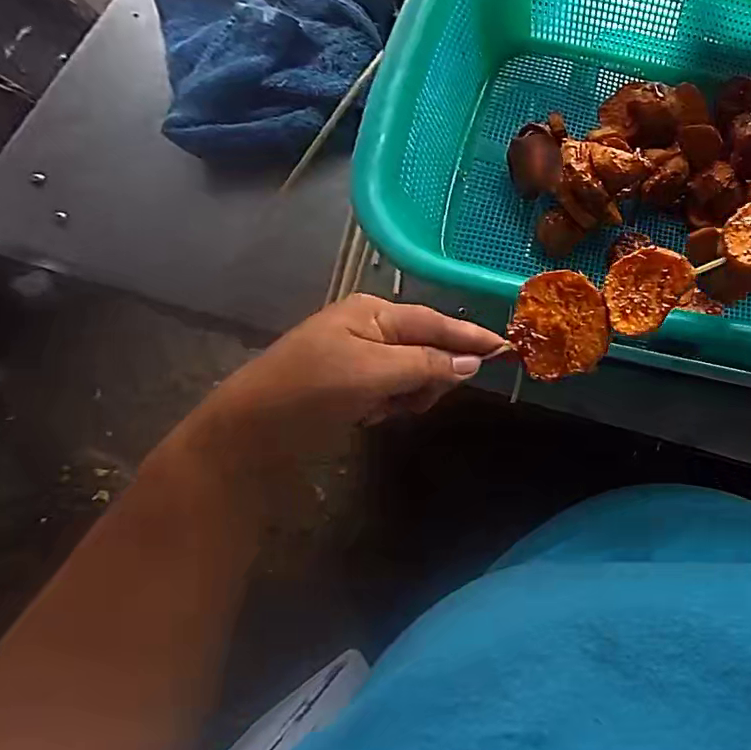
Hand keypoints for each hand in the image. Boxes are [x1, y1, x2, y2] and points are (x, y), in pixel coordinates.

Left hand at [178, 295, 505, 464]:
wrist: (243, 436)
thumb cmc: (309, 392)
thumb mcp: (374, 373)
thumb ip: (429, 364)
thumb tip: (474, 362)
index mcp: (373, 312)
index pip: (436, 322)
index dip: (472, 337)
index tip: (507, 349)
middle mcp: (370, 328)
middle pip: (428, 347)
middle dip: (431, 374)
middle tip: (418, 400)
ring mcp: (359, 356)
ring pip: (414, 372)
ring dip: (410, 394)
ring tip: (384, 411)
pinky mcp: (351, 384)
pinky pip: (394, 389)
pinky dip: (392, 404)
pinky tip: (370, 416)